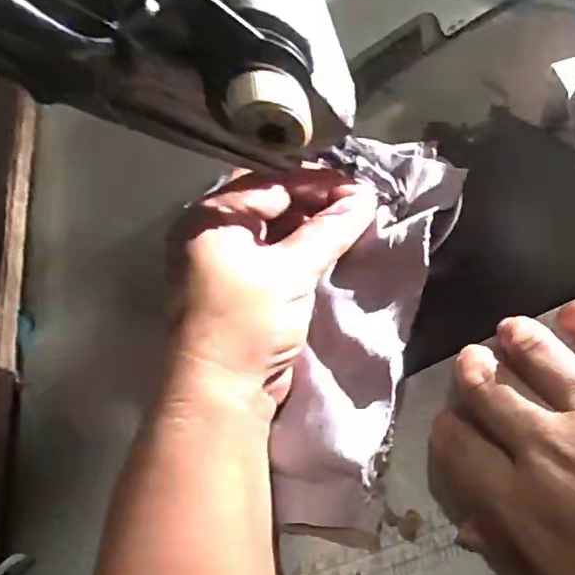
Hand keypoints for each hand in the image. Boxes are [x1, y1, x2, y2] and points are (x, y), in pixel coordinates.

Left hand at [168, 165, 376, 414]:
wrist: (223, 390)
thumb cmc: (248, 323)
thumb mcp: (290, 272)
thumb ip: (328, 231)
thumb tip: (364, 198)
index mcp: (210, 218)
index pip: (272, 184)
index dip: (318, 184)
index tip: (360, 189)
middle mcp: (212, 233)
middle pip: (272, 202)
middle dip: (316, 201)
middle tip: (358, 204)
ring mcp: (227, 261)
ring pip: (277, 229)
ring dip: (313, 225)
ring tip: (353, 223)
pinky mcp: (244, 288)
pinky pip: (278, 254)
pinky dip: (305, 249)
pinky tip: (333, 249)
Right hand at [430, 298, 574, 574]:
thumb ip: (520, 554)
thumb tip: (475, 522)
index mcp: (525, 502)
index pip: (460, 450)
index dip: (447, 433)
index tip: (449, 427)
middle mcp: (552, 443)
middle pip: (492, 392)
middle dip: (473, 375)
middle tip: (470, 364)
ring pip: (542, 354)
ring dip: (517, 338)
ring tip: (507, 330)